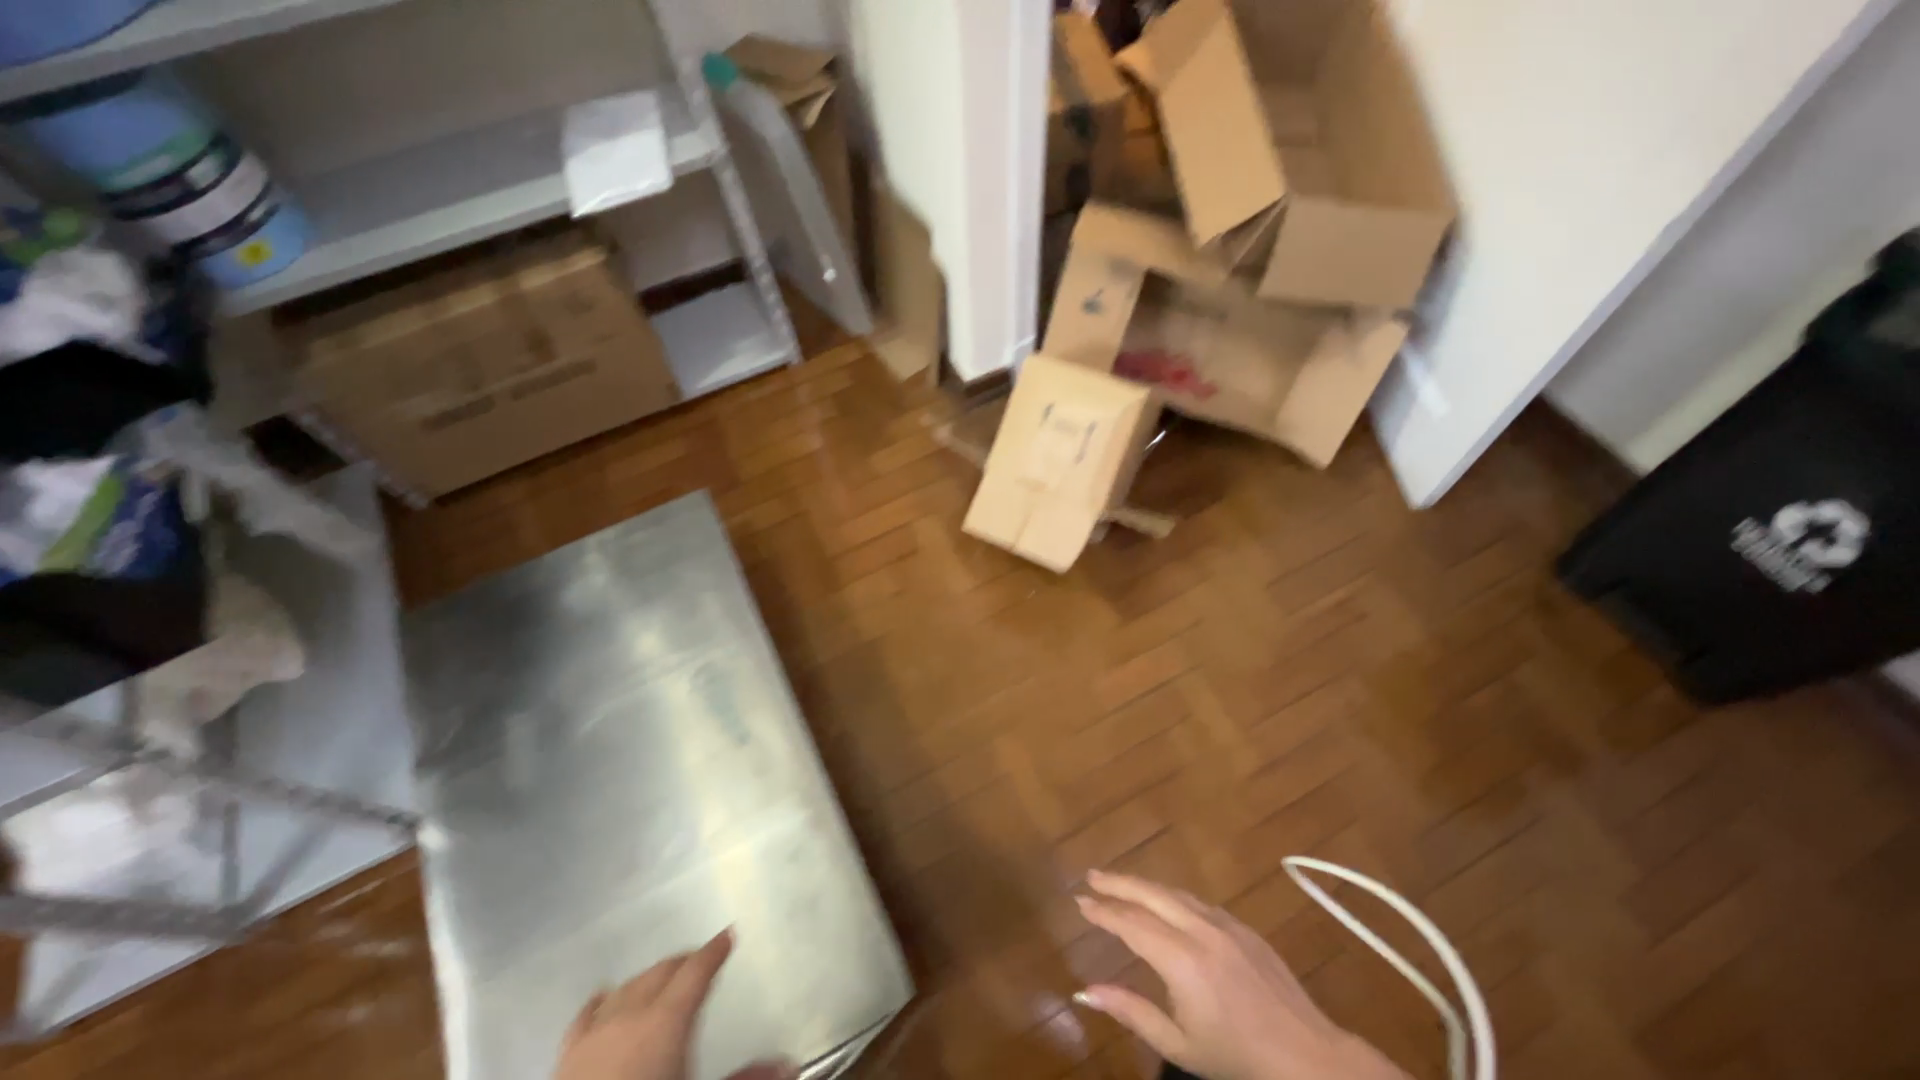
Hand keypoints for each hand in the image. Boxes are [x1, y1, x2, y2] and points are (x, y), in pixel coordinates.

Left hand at [554, 929, 794, 1079]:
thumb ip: (746, 1076)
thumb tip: (789, 1065)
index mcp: (668, 1020)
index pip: (696, 972)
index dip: (715, 951)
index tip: (728, 935)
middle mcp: (629, 1015)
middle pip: (661, 972)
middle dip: (684, 962)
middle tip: (701, 960)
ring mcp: (594, 1032)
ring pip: (626, 987)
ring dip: (648, 979)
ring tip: (663, 979)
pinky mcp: (566, 1053)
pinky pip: (586, 1014)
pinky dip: (603, 1000)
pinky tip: (605, 996)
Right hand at [1073, 870, 1409, 1079]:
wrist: (1308, 1056)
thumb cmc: (1237, 1057)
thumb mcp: (1178, 1044)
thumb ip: (1131, 1012)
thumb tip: (1086, 991)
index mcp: (1182, 960)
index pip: (1131, 924)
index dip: (1103, 911)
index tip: (1079, 901)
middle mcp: (1202, 932)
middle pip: (1152, 895)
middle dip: (1119, 883)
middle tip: (1091, 876)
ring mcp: (1228, 927)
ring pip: (1178, 894)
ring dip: (1146, 885)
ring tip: (1121, 883)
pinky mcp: (1246, 930)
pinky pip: (1201, 903)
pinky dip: (1174, 896)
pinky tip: (1166, 902)